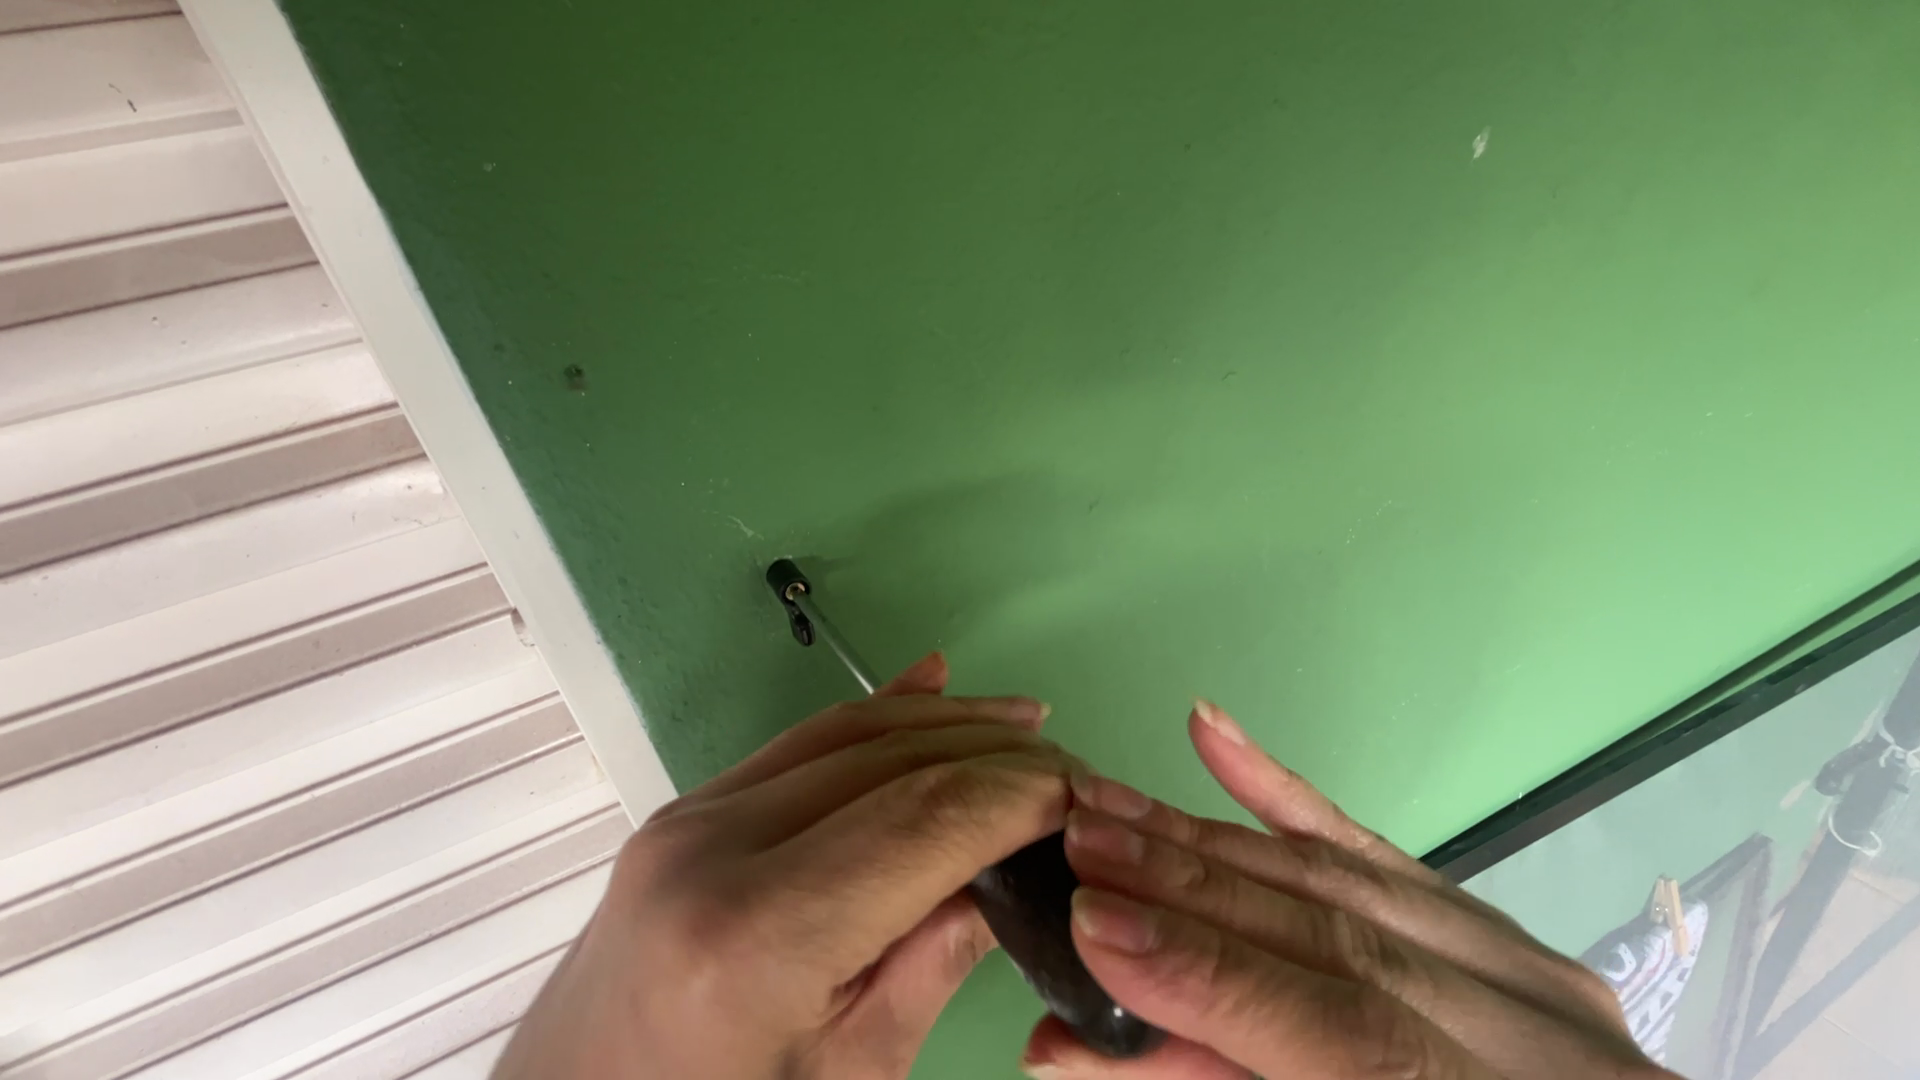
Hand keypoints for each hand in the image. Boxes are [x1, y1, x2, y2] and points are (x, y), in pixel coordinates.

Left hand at [492, 653, 1073, 1079]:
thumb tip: (1006, 869)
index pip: (922, 820)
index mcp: (760, 933)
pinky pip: (801, 740)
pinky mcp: (689, 805)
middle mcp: (718, 845)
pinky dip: (877, 710)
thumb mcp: (848, 1075)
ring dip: (946, 719)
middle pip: (890, 762)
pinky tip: (931, 683)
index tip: (1080, 794)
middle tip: (1066, 766)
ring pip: (849, 732)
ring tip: (1022, 721)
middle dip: (993, 754)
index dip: (1014, 795)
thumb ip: (931, 958)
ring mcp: (694, 813)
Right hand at [1024, 700, 1677, 1079]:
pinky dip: (1279, 788)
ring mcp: (1519, 969)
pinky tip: (1209, 731)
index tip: (1092, 920)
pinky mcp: (1486, 923)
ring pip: (1339, 875)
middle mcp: (1534, 1040)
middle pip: (1333, 932)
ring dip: (1205, 834)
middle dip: (1186, 884)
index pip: (1343, 1031)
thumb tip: (1057, 1043)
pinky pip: (1375, 845)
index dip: (1207, 969)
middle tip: (1080, 840)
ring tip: (1107, 804)